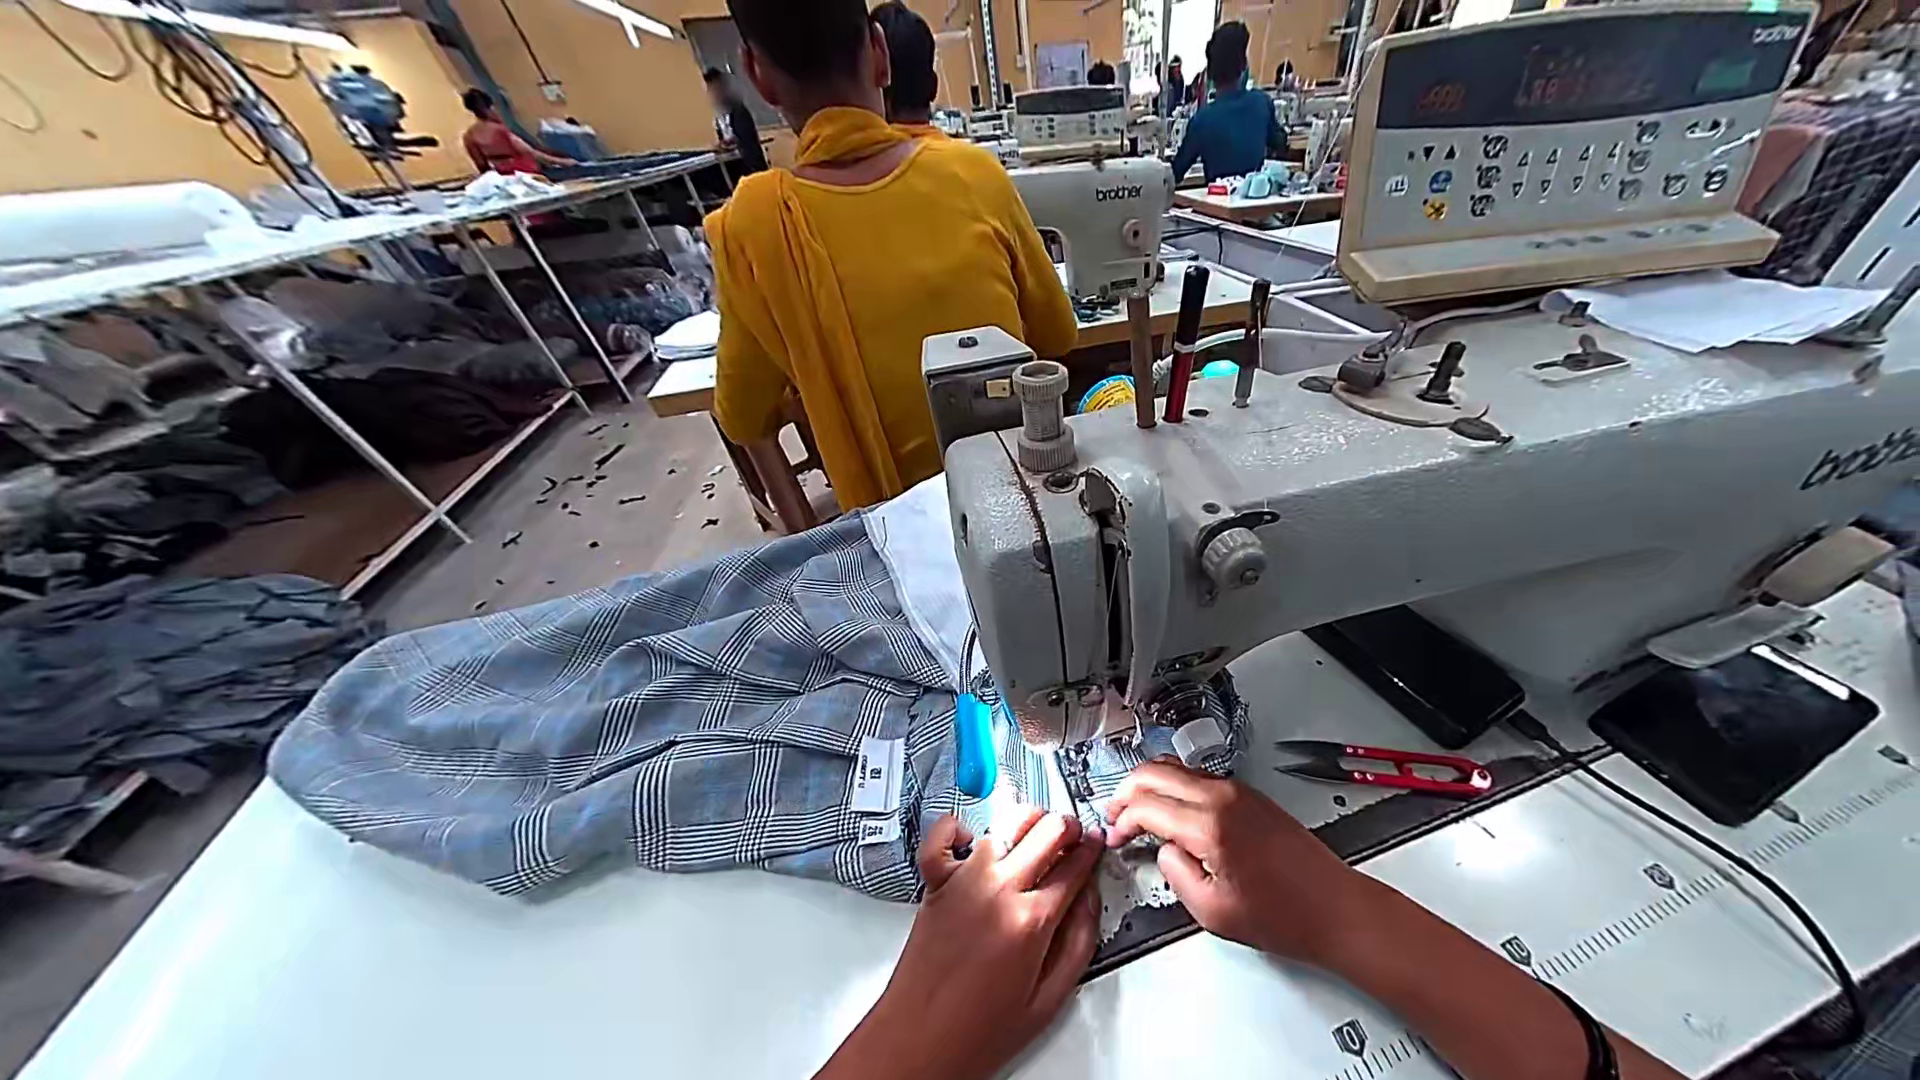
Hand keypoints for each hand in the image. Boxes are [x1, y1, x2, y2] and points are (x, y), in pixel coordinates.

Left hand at [816, 809, 1103, 1079]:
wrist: (921, 1037)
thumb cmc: (978, 1029)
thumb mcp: (1047, 1000)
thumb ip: (1078, 943)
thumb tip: (1089, 901)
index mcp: (1031, 922)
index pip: (1074, 866)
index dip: (1091, 849)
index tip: (1094, 842)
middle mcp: (998, 890)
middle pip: (1045, 832)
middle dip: (1066, 827)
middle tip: (1071, 832)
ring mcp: (965, 879)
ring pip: (1004, 823)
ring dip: (1026, 820)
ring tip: (1034, 829)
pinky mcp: (936, 880)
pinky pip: (943, 833)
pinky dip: (956, 826)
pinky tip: (971, 835)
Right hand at [1104, 760, 1377, 963]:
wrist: (1338, 909)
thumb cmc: (1288, 915)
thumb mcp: (1213, 912)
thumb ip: (1175, 873)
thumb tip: (1164, 850)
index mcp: (1210, 825)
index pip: (1145, 805)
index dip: (1122, 820)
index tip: (1115, 835)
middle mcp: (1221, 796)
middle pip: (1153, 771)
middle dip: (1125, 791)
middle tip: (1114, 813)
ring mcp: (1235, 789)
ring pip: (1172, 766)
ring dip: (1147, 783)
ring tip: (1134, 808)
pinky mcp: (1246, 792)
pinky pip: (1194, 775)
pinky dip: (1170, 785)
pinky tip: (1167, 807)